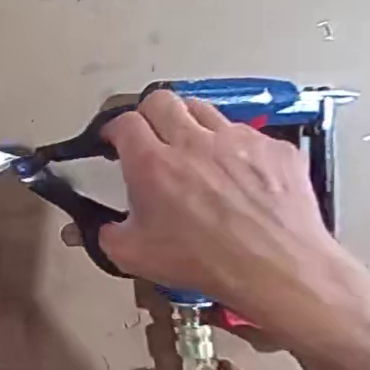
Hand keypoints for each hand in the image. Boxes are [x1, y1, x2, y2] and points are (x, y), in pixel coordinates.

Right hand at [98, 92, 369, 353]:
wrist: (277, 270)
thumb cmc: (209, 262)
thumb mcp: (134, 254)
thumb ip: (103, 233)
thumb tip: (93, 228)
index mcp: (152, 165)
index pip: (123, 122)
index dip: (114, 129)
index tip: (114, 138)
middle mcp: (193, 143)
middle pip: (161, 100)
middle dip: (148, 114)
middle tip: (147, 132)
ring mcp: (237, 142)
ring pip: (203, 108)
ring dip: (189, 122)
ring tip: (190, 146)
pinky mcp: (273, 149)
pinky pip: (246, 133)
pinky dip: (233, 146)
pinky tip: (232, 171)